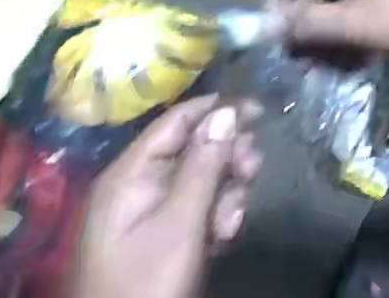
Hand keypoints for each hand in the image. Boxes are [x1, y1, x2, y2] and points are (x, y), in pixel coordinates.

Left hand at [68, 95, 262, 297]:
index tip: (258, 111)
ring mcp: (150, 213)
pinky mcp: (163, 236)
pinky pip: (200, 205)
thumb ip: (204, 165)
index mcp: (130, 176)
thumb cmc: (146, 287)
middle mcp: (138, 186)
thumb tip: (226, 110)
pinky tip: (225, 236)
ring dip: (228, 190)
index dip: (217, 109)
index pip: (176, 120)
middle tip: (252, 170)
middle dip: (228, 157)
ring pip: (204, 176)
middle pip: (195, 147)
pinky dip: (218, 213)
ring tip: (232, 219)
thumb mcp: (181, 224)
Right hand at [268, 0, 388, 58]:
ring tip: (333, 66)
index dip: (277, 3)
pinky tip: (354, 61)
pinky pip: (351, 12)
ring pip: (330, 6)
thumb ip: (310, 23)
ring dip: (326, 37)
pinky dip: (346, 35)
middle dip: (304, 28)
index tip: (272, 40)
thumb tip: (273, 25)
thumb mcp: (354, 24)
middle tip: (302, 62)